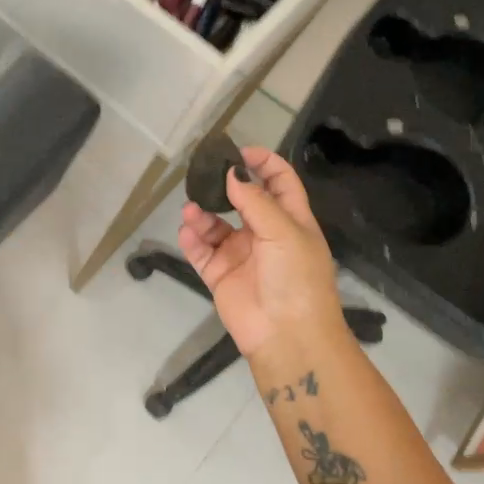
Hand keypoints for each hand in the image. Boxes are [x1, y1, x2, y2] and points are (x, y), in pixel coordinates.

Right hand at [177, 147, 343, 357]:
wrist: (286, 333)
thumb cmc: (296, 277)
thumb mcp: (284, 231)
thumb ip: (255, 201)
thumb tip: (232, 174)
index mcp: (291, 221)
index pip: (280, 182)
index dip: (264, 163)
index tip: (239, 151)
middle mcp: (265, 234)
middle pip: (242, 201)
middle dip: (223, 186)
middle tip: (202, 175)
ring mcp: (240, 255)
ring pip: (215, 225)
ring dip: (202, 214)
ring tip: (191, 211)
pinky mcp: (219, 275)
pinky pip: (200, 251)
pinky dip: (191, 240)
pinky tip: (187, 232)